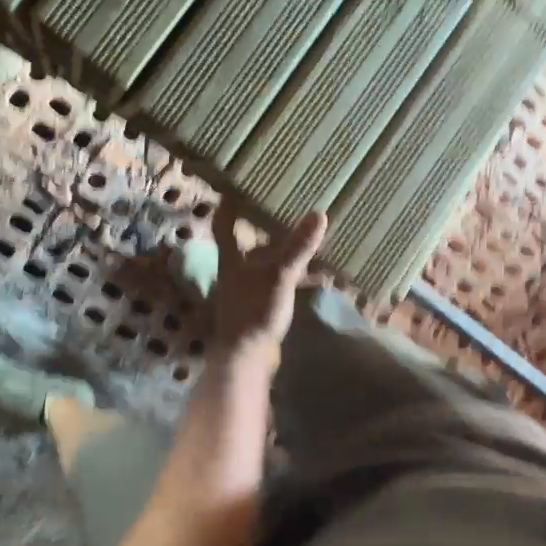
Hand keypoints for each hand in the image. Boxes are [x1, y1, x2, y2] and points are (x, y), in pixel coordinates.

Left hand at [209, 201, 325, 354]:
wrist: (246, 359)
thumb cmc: (255, 312)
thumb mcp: (279, 275)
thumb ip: (298, 246)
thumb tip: (319, 213)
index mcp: (233, 258)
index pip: (225, 225)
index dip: (228, 206)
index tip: (234, 187)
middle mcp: (237, 271)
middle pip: (250, 243)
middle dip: (268, 228)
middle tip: (290, 208)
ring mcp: (249, 291)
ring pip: (268, 263)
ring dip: (287, 253)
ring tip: (312, 239)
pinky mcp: (262, 308)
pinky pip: (281, 283)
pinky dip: (298, 277)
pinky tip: (320, 277)